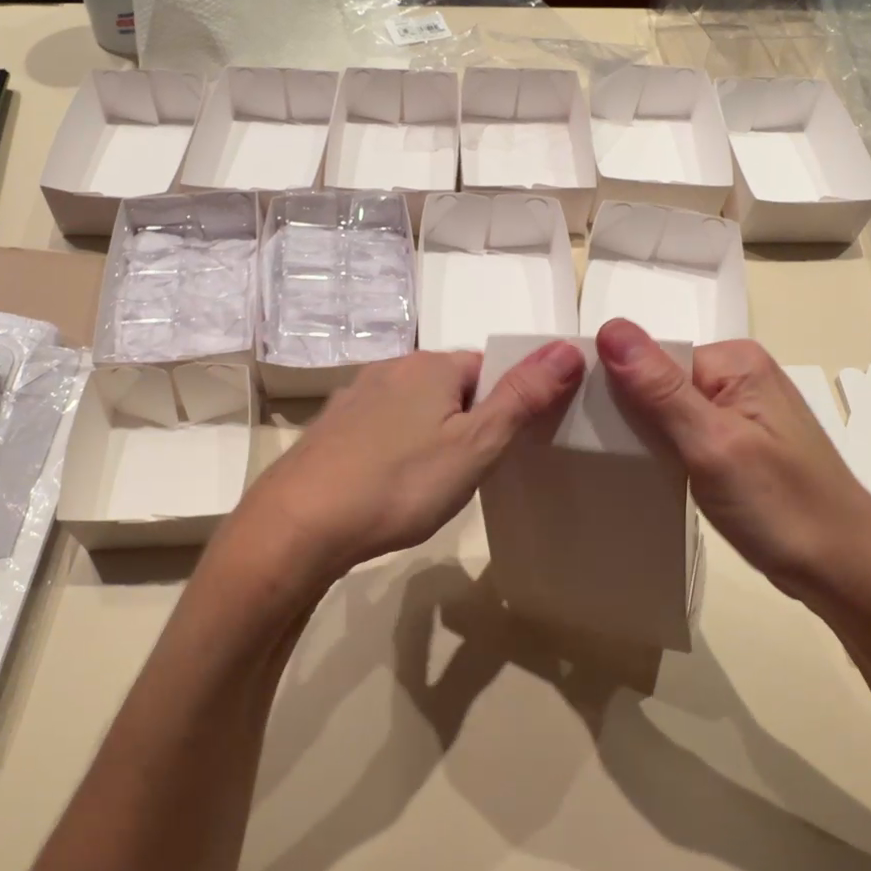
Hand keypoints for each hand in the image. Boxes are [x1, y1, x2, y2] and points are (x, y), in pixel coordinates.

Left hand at [224, 343, 585, 588]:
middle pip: (449, 386)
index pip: (488, 368)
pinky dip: (394, 449)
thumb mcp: (475, 445)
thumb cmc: (400, 483)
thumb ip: (522, 398)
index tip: (507, 448)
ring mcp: (354, 397)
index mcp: (431, 365)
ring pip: (412, 408)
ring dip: (429, 435)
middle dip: (467, 420)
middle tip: (473, 472)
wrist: (301, 522)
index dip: (506, 405)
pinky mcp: (330, 428)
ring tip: (431, 483)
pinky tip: (389, 485)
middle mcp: (390, 368)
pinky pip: (379, 429)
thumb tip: (568, 347)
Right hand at [595, 318, 870, 602]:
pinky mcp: (739, 445)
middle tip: (599, 455)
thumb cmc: (782, 508)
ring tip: (619, 468)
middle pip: (656, 381)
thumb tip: (610, 328)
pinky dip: (663, 454)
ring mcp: (742, 413)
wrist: (846, 573)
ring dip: (642, 438)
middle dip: (627, 413)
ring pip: (666, 412)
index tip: (585, 426)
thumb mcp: (712, 446)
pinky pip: (683, 435)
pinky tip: (649, 477)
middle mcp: (740, 376)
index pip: (650, 357)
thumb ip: (660, 389)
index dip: (616, 388)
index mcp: (736, 361)